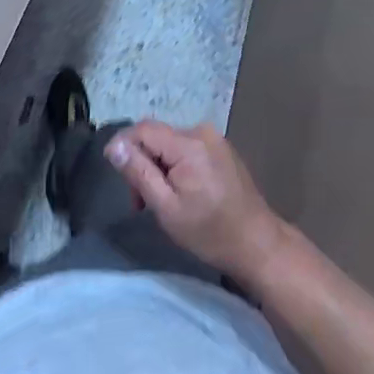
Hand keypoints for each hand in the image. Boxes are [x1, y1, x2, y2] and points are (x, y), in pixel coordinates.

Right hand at [105, 120, 288, 281]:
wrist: (259, 245)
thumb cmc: (210, 232)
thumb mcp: (166, 207)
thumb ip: (138, 172)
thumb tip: (114, 145)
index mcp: (188, 144)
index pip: (142, 129)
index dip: (123, 146)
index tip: (116, 174)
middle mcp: (202, 132)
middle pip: (156, 136)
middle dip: (142, 163)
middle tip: (139, 201)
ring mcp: (214, 139)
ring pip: (169, 144)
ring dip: (158, 167)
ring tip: (159, 201)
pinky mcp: (221, 149)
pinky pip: (186, 149)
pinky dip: (175, 166)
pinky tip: (180, 192)